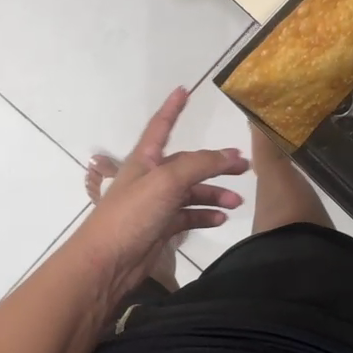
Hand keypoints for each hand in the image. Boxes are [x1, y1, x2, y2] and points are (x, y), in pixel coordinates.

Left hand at [68, 88, 248, 289]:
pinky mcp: (160, 229)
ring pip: (191, 192)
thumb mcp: (167, 181)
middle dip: (214, 163)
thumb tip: (231, 155)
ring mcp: (155, 205)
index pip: (161, 126)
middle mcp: (150, 179)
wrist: (108, 262)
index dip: (172, 108)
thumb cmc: (132, 214)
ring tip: (238, 201)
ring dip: (214, 193)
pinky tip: (221, 218)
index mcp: (145, 160)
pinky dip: (205, 216)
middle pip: (187, 164)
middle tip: (244, 168)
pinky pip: (188, 216)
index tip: (184, 90)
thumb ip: (200, 164)